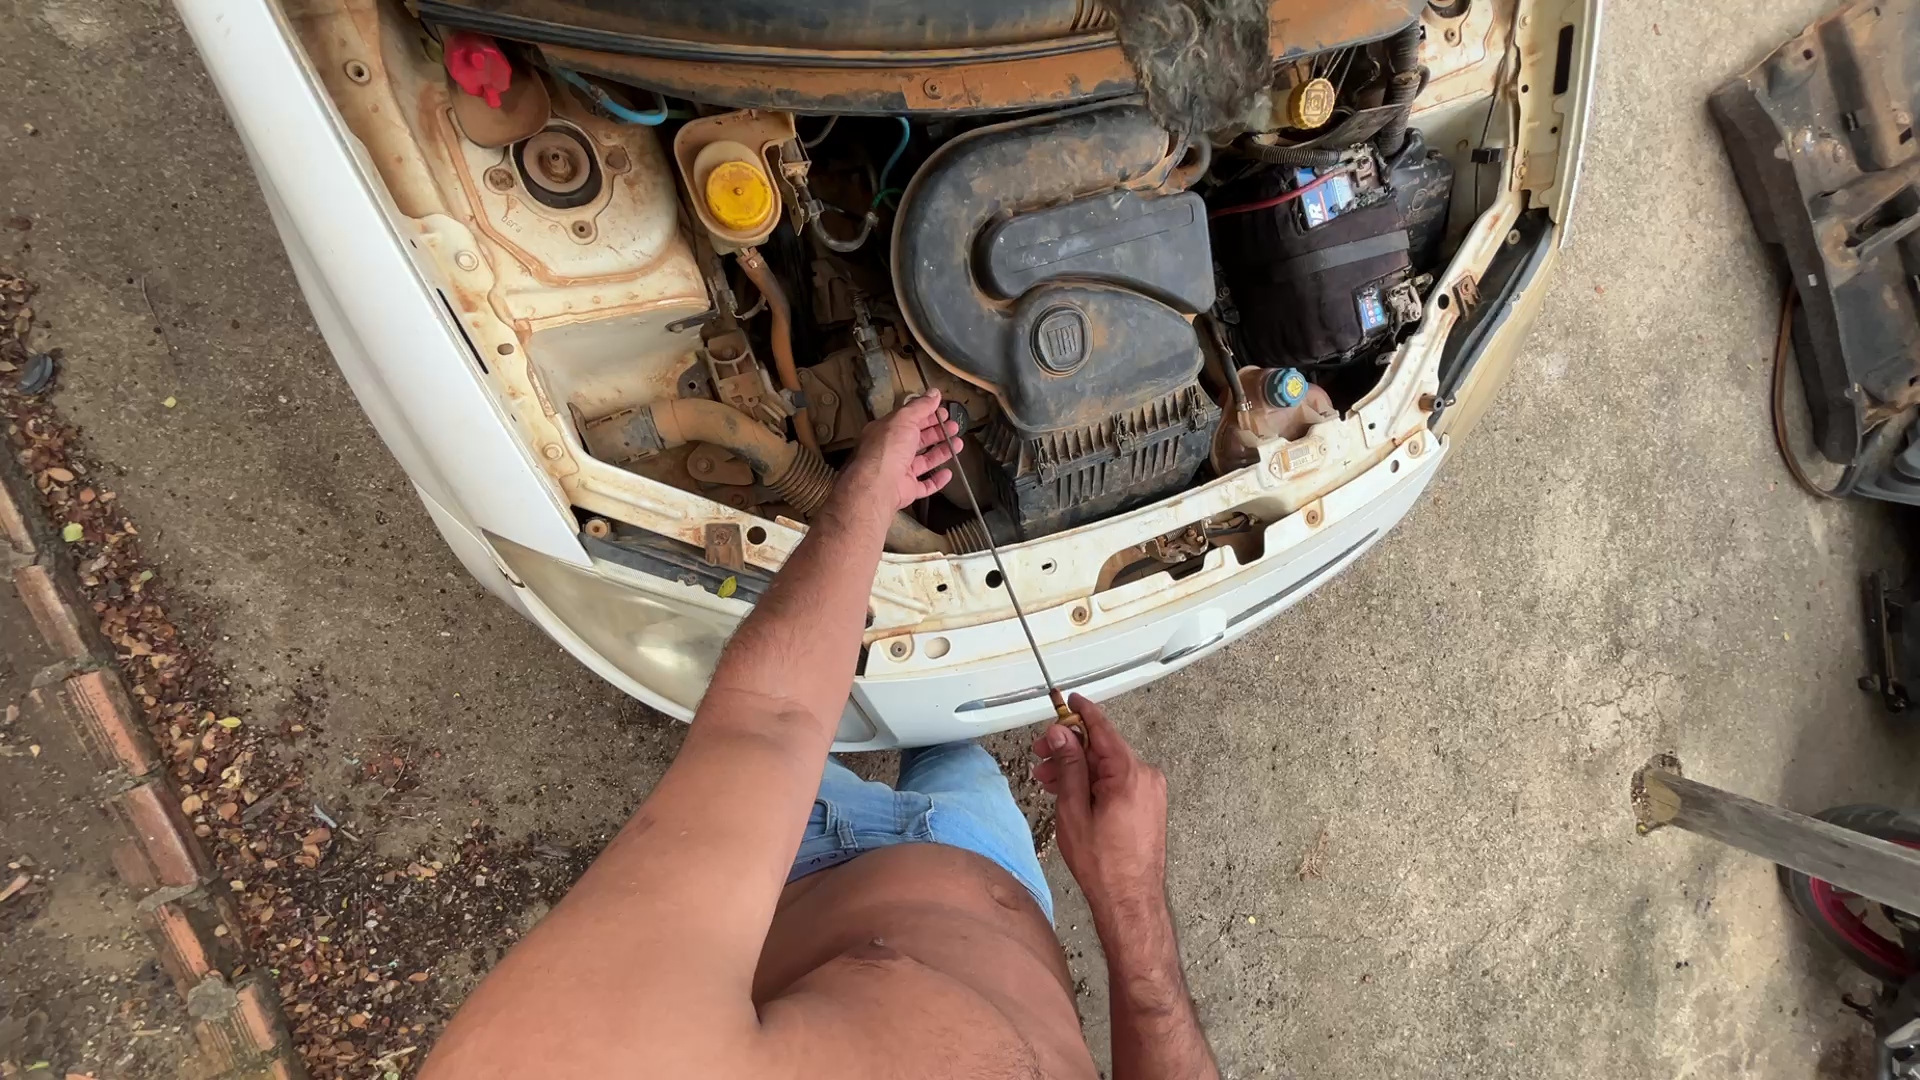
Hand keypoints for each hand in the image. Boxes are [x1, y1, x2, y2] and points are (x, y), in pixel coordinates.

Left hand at [846, 390, 960, 511]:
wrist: (879, 484)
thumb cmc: (887, 449)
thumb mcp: (904, 419)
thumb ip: (920, 406)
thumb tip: (933, 393)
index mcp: (887, 432)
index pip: (909, 420)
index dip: (927, 415)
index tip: (943, 412)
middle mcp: (892, 451)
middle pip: (918, 440)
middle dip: (937, 432)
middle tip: (954, 427)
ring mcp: (899, 471)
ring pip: (923, 461)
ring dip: (941, 453)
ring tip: (958, 445)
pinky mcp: (907, 489)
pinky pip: (925, 485)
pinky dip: (937, 480)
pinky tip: (948, 473)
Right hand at [1031, 694, 1168, 926]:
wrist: (1130, 902)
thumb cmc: (1104, 865)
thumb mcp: (1074, 810)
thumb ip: (1069, 766)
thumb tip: (1062, 734)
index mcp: (1128, 773)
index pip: (1101, 727)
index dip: (1080, 711)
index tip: (1068, 699)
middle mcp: (1145, 775)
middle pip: (1101, 746)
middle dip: (1069, 748)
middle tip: (1042, 755)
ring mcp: (1150, 790)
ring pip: (1107, 764)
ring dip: (1078, 767)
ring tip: (1050, 779)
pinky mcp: (1148, 802)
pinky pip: (1117, 779)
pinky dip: (1094, 780)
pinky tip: (1072, 790)